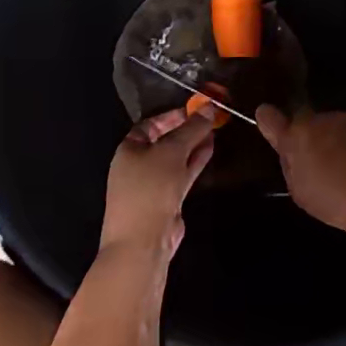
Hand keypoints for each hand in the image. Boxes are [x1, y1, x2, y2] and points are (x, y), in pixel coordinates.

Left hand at [100, 109, 214, 257]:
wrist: (143, 239)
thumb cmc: (150, 187)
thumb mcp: (173, 151)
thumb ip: (192, 128)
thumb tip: (210, 106)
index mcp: (129, 150)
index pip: (150, 125)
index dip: (172, 115)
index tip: (196, 109)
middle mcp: (138, 164)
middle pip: (165, 140)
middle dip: (188, 129)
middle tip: (211, 118)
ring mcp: (153, 182)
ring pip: (177, 156)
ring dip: (195, 143)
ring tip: (216, 129)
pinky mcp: (167, 197)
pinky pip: (183, 171)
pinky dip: (196, 159)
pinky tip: (211, 148)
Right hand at [255, 106, 345, 232]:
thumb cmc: (332, 198)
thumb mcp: (298, 189)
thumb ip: (290, 163)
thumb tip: (290, 149)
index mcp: (296, 135)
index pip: (271, 118)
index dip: (267, 118)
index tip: (264, 116)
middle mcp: (319, 119)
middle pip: (304, 123)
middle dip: (305, 138)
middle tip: (311, 164)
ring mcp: (343, 119)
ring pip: (326, 127)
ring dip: (327, 139)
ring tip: (337, 168)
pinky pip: (345, 131)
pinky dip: (345, 142)